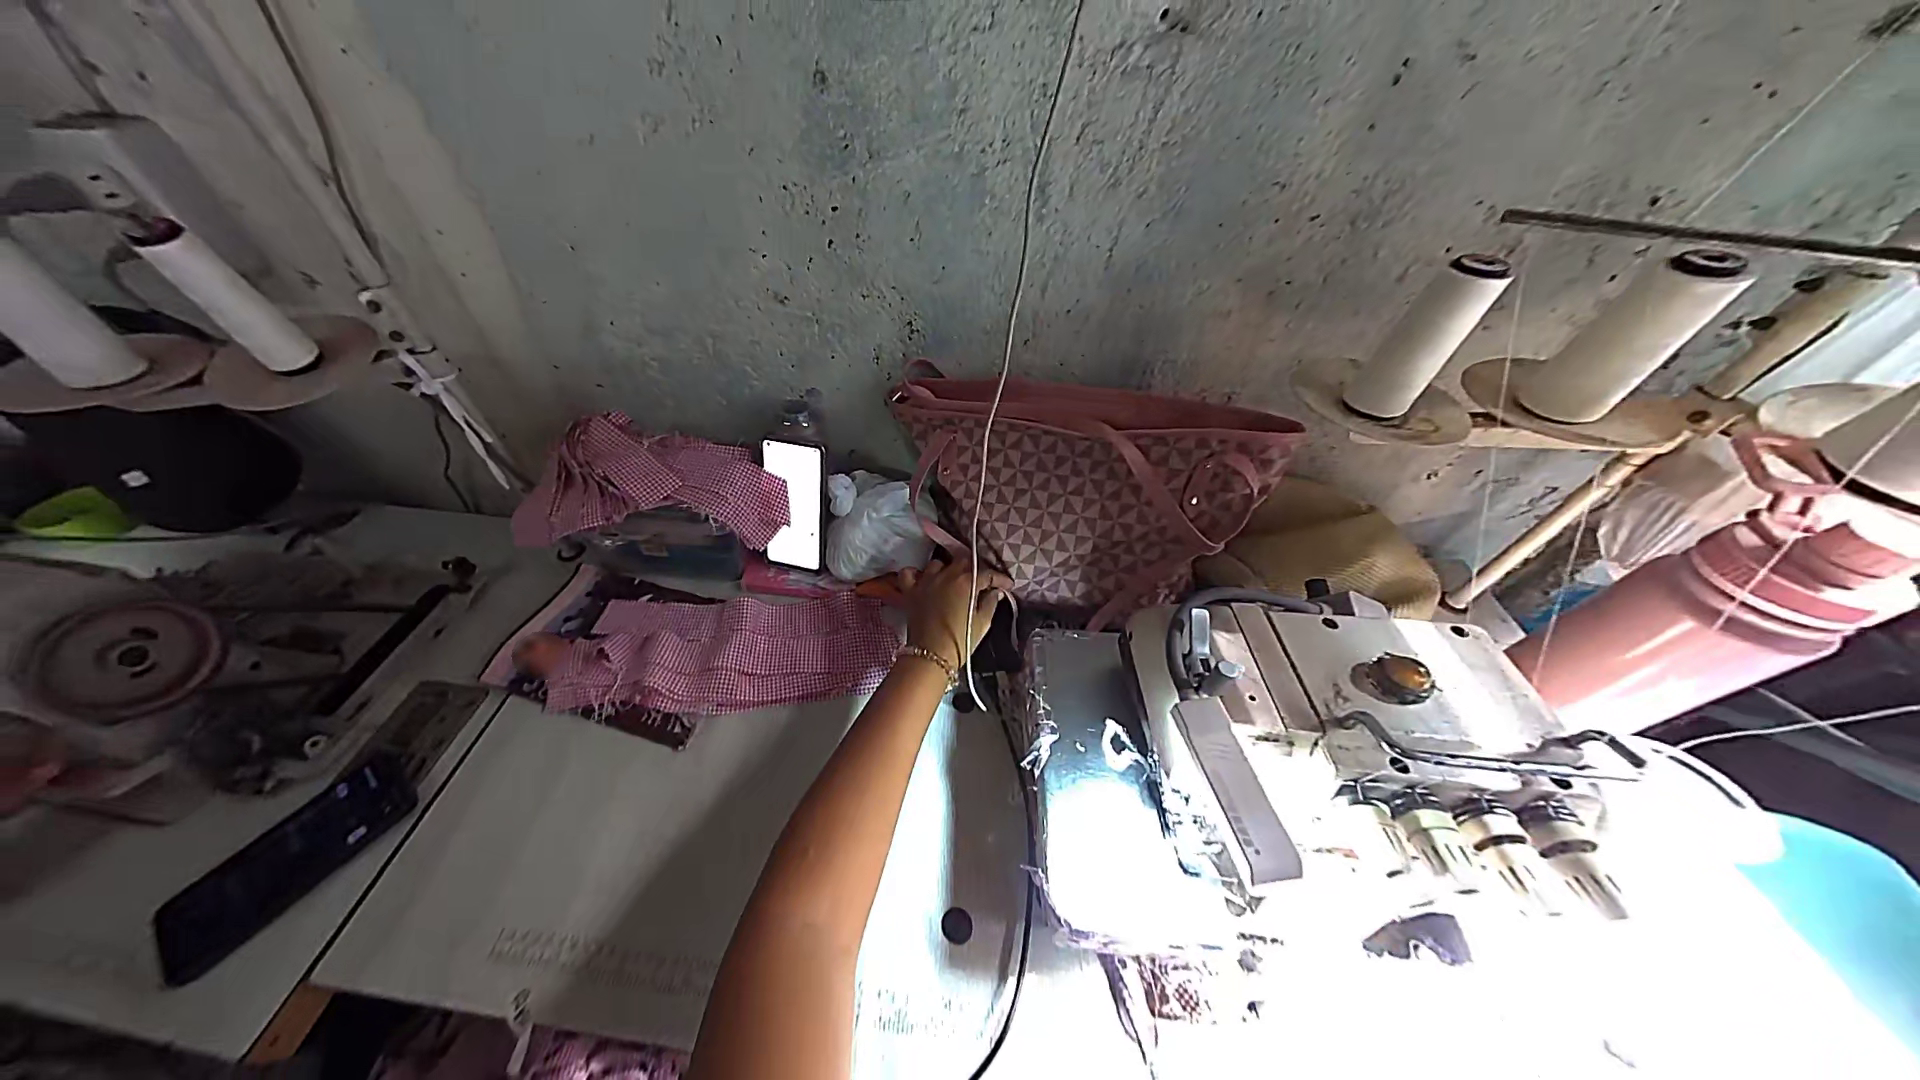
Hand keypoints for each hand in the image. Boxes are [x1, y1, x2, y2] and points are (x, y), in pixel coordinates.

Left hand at [898, 557, 1010, 668]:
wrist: (931, 655)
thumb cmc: (961, 640)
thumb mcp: (983, 623)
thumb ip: (991, 603)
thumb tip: (995, 591)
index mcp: (967, 582)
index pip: (987, 573)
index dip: (1000, 578)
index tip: (1007, 585)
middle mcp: (946, 575)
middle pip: (963, 561)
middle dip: (975, 569)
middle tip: (981, 582)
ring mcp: (926, 580)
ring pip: (938, 564)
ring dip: (948, 570)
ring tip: (953, 581)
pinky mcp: (910, 590)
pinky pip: (909, 573)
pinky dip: (916, 574)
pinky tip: (923, 580)